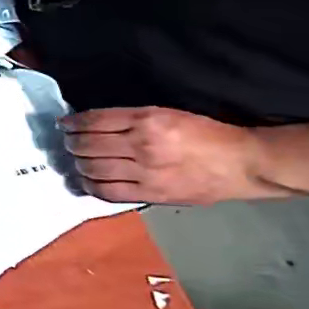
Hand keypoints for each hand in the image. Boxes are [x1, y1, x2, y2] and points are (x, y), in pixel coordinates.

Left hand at [61, 106, 291, 203]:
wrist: (244, 163)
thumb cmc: (207, 134)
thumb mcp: (168, 113)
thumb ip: (131, 120)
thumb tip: (96, 124)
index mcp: (147, 120)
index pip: (95, 120)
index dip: (73, 123)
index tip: (64, 124)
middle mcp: (141, 145)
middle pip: (88, 146)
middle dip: (72, 144)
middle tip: (68, 143)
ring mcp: (145, 173)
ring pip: (93, 169)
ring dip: (78, 164)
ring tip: (77, 161)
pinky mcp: (151, 194)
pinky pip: (108, 192)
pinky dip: (91, 186)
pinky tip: (86, 181)